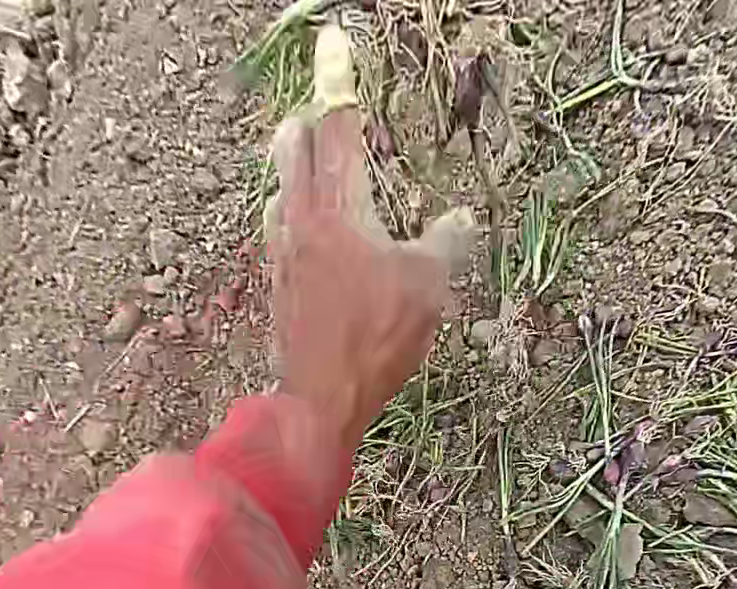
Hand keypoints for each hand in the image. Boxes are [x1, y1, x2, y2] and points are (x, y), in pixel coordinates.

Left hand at [267, 45, 472, 453]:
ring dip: (293, 168)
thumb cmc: (379, 336)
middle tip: (322, 117)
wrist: (324, 394)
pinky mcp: (277, 284)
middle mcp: (300, 219)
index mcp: (340, 208)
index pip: (340, 130)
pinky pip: (278, 230)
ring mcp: (282, 252)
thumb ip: (445, 243)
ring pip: (279, 188)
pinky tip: (301, 231)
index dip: (341, 85)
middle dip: (308, 124)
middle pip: (293, 149)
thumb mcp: (428, 287)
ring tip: (308, 167)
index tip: (336, 45)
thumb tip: (459, 218)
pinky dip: (291, 214)